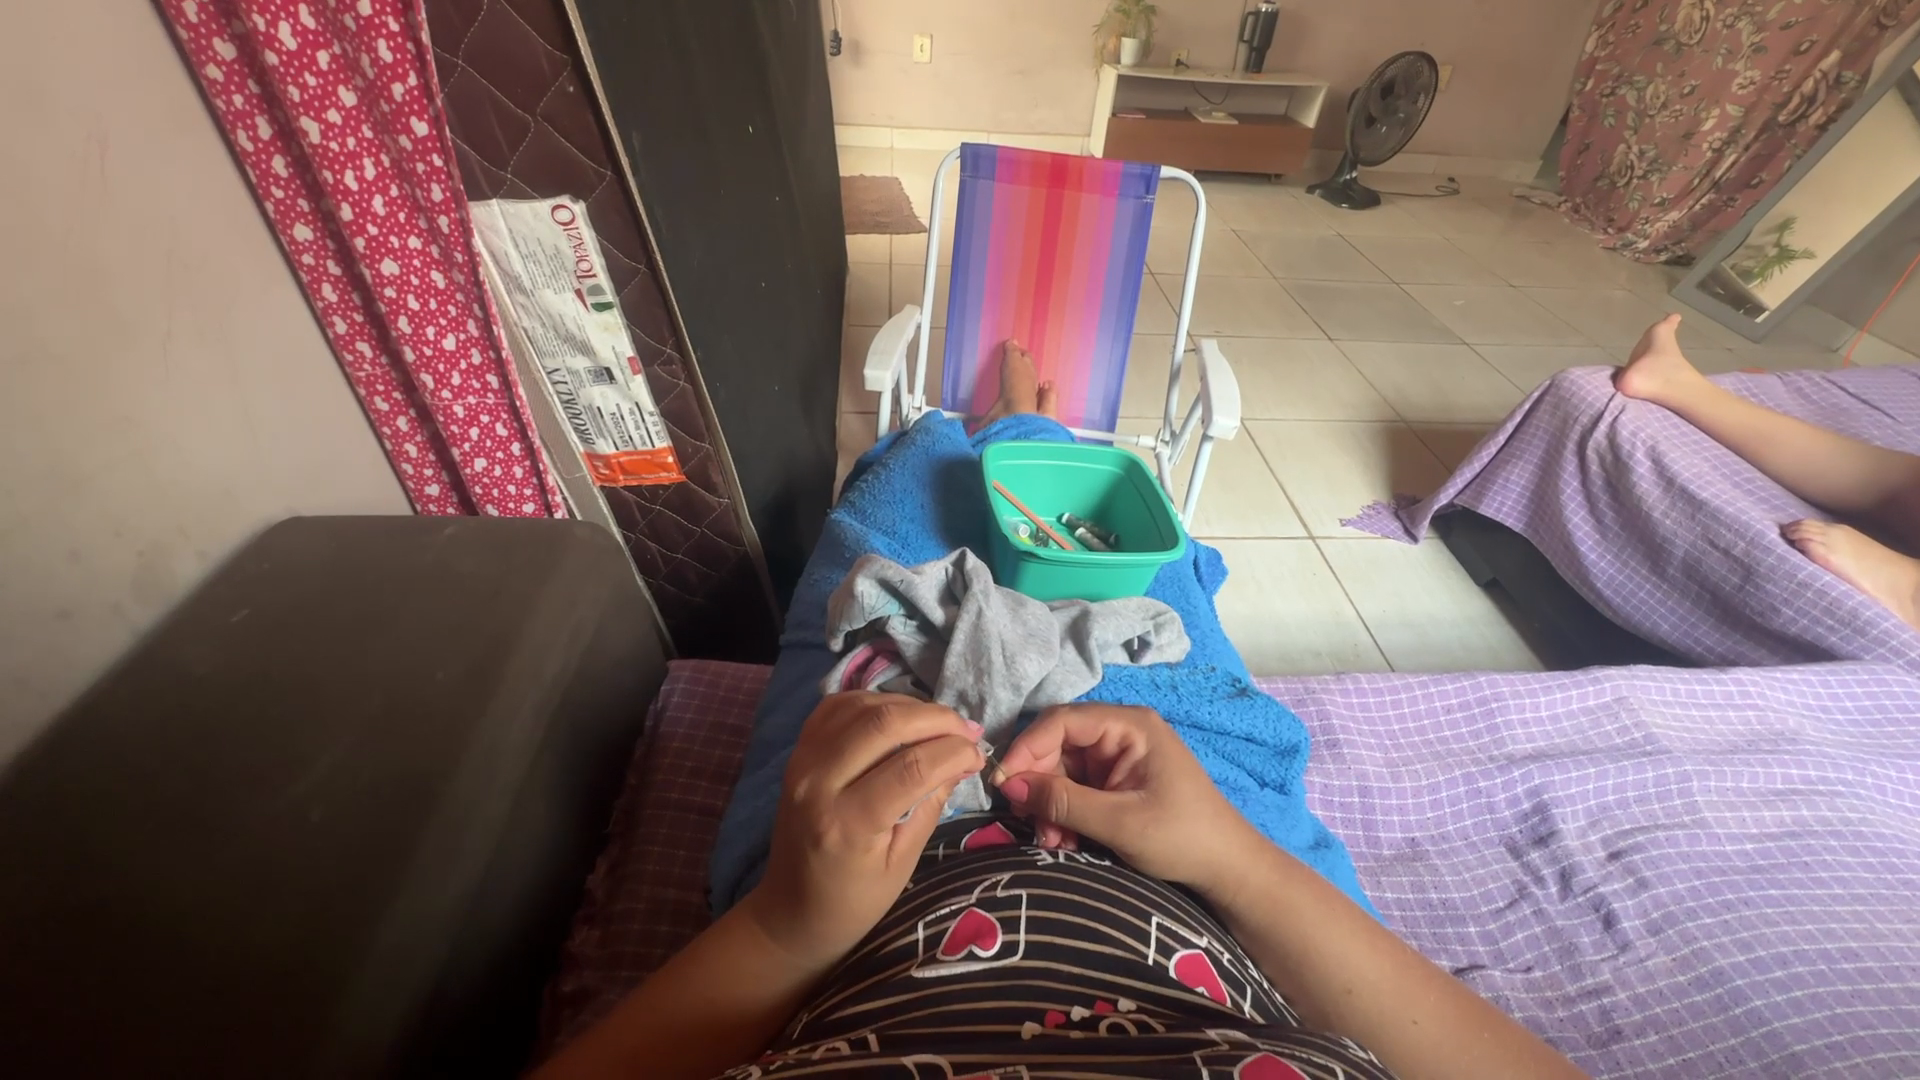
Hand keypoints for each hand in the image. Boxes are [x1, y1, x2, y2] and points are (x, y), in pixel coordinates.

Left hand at [740, 693, 983, 970]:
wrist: (789, 909)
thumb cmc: (853, 900)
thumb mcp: (903, 862)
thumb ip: (932, 802)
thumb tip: (966, 756)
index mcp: (848, 823)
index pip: (912, 767)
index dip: (953, 752)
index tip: (978, 754)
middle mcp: (819, 782)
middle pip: (885, 723)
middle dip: (936, 718)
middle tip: (966, 730)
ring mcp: (803, 760)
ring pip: (863, 705)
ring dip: (909, 705)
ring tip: (939, 723)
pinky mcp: (798, 749)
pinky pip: (839, 705)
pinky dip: (875, 701)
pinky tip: (900, 715)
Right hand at [994, 703, 1262, 897]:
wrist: (1228, 871)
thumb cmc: (1183, 838)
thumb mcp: (1120, 822)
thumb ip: (1064, 801)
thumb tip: (1009, 785)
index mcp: (1129, 726)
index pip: (1063, 720)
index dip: (1029, 747)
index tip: (1005, 782)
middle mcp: (1120, 733)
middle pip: (1058, 744)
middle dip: (1039, 782)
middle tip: (1025, 819)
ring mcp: (1117, 757)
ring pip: (1061, 769)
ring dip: (1049, 803)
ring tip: (1050, 840)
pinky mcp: (1114, 782)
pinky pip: (1074, 788)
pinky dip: (1062, 812)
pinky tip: (1061, 839)